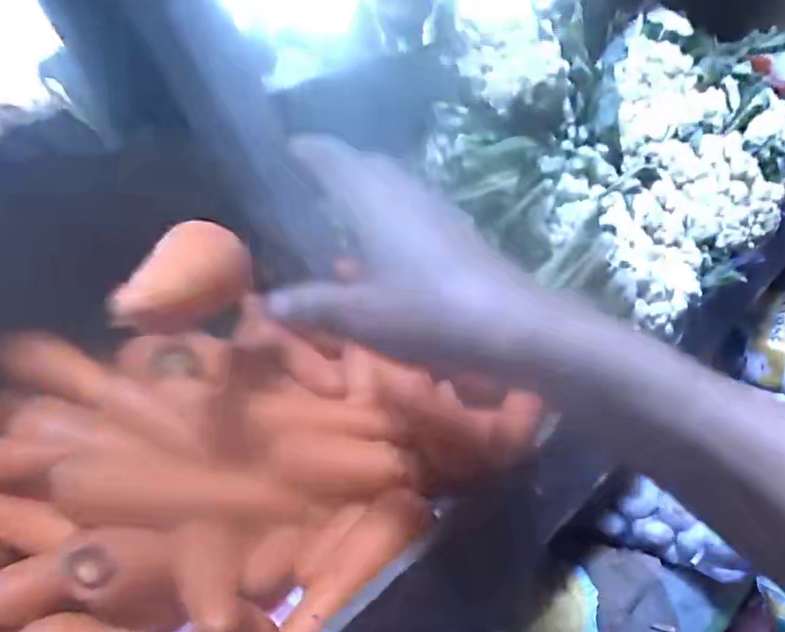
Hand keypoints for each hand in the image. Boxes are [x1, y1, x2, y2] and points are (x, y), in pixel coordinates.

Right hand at [264, 136, 607, 392]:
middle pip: (368, 169)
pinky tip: (396, 264)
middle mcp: (409, 193)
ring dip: (372, 206)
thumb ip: (314, 306)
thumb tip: (271, 303)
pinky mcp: (466, 240)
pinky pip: (421, 221)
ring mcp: (443, 214)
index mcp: (372, 196)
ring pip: (398, 196)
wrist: (513, 327)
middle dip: (340, 175)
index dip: (306, 152)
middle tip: (316, 195)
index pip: (330, 156)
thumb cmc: (428, 314)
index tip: (288, 153)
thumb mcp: (361, 316)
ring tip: (350, 232)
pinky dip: (399, 231)